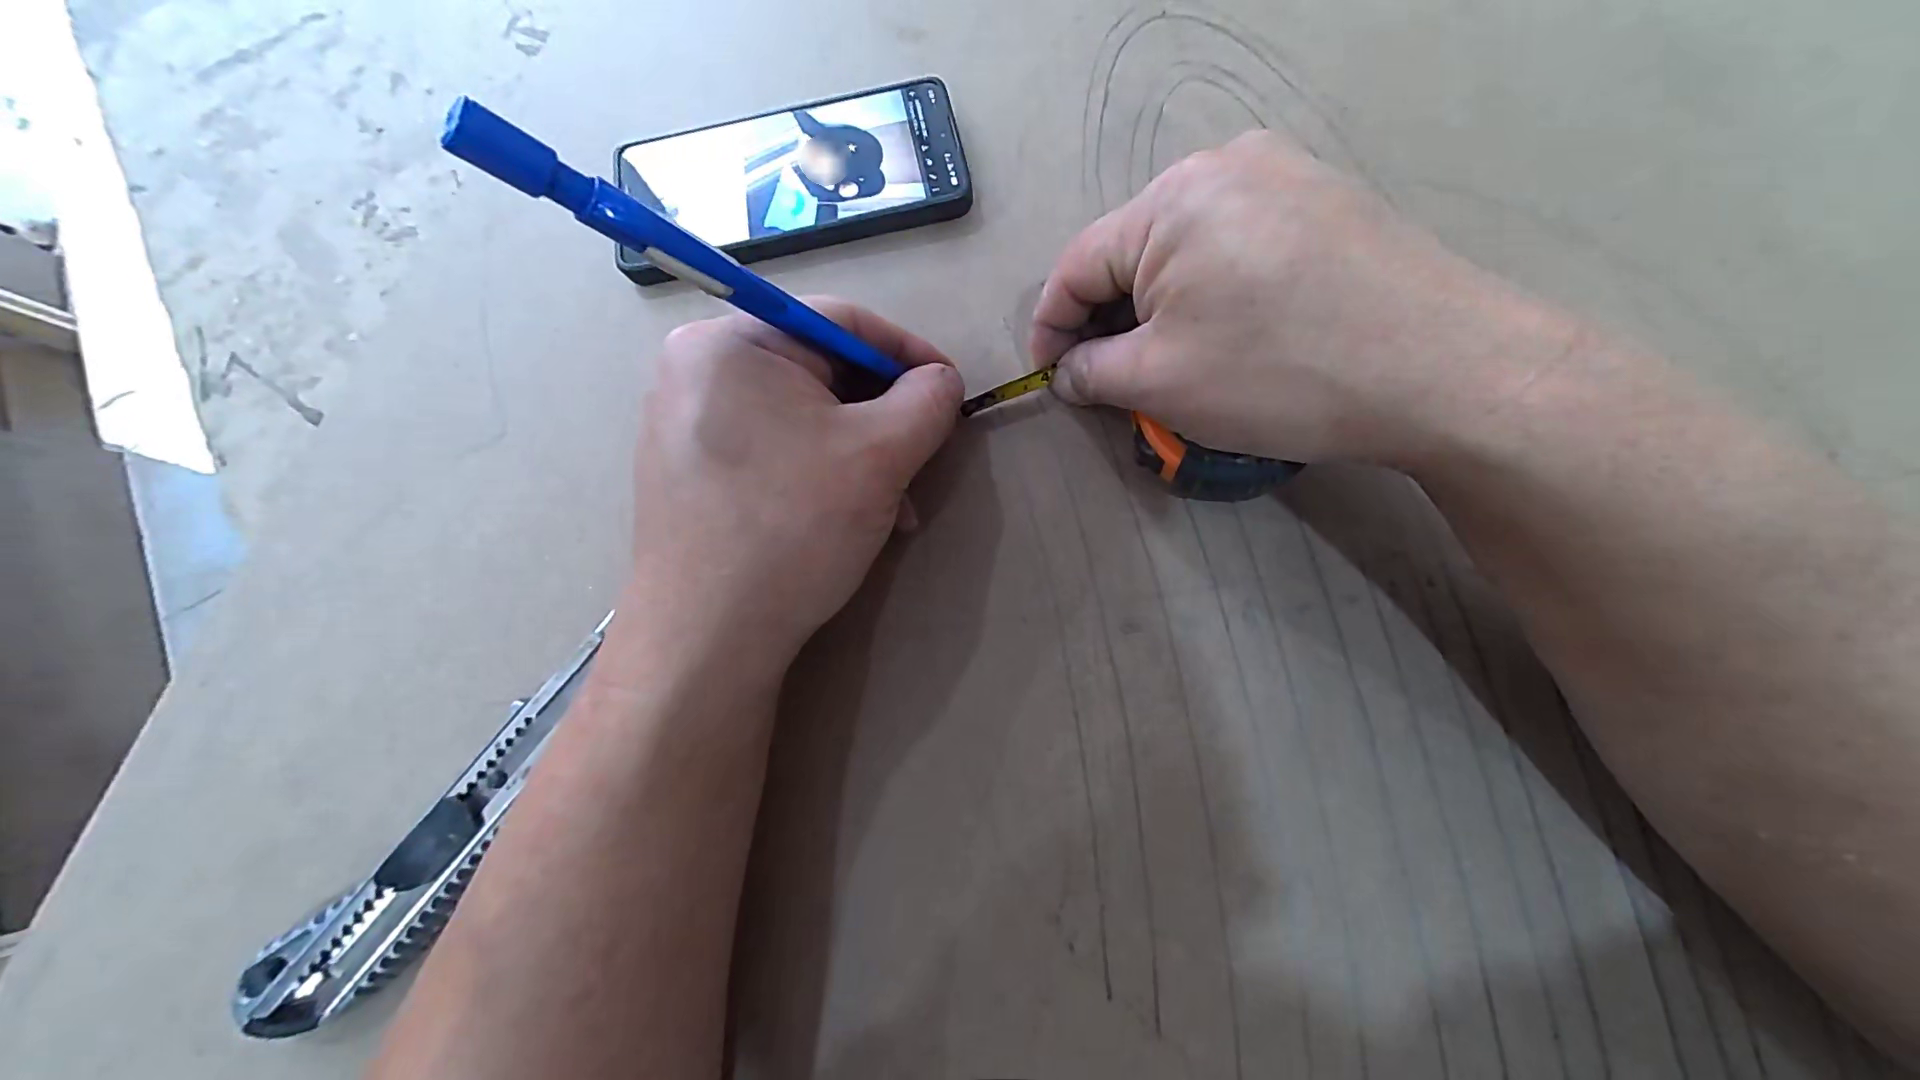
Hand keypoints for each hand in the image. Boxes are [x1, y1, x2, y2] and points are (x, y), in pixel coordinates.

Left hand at [618, 300, 961, 675]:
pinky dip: (821, 475)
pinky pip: (774, 451)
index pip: (841, 323)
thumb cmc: (793, 527)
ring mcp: (685, 425)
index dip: (908, 352)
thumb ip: (928, 401)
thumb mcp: (881, 455)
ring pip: (802, 419)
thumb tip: (942, 380)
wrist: (708, 637)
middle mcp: (695, 372)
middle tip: (922, 458)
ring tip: (894, 507)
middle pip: (820, 373)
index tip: (950, 388)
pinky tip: (849, 518)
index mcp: (730, 343)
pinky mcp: (689, 473)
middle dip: (883, 419)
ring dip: (860, 456)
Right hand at [1030, 129, 1571, 468]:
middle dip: (1108, 321)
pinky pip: (1236, 246)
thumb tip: (1065, 371)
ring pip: (1184, 250)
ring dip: (1159, 309)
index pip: (1075, 266)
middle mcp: (1223, 167)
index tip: (1047, 377)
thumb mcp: (1158, 382)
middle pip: (1131, 254)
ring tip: (1167, 363)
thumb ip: (1090, 372)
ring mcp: (1283, 175)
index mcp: (1169, 201)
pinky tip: (1227, 333)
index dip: (1049, 327)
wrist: (1440, 369)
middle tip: (1109, 380)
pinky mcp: (1325, 200)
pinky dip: (1210, 293)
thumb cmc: (1277, 374)